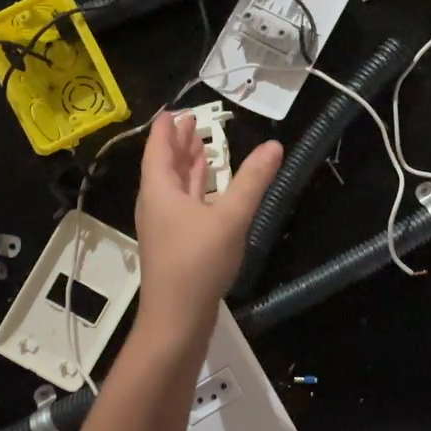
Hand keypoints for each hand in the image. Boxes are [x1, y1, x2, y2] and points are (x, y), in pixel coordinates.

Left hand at [133, 113, 280, 337]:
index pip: (158, 149)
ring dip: (187, 166)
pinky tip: (208, 191)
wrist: (176, 320)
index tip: (175, 110)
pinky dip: (195, 191)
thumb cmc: (197, 263)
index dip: (167, 129)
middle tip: (192, 122)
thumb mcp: (231, 217)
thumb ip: (253, 180)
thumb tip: (274, 145)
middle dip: (178, 144)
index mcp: (159, 191)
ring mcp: (164, 227)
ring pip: (174, 187)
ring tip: (201, 147)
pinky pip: (183, 206)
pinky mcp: (175, 246)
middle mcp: (156, 205)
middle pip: (164, 166)